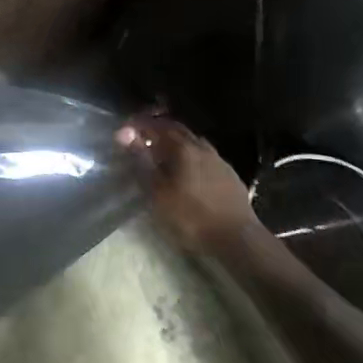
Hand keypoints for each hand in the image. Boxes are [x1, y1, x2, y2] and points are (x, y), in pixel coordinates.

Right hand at [116, 115, 261, 254]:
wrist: (237, 237)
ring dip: (177, 143)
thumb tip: (125, 134)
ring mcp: (219, 160)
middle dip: (159, 130)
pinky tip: (189, 171)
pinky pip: (206, 157)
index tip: (127, 129)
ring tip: (164, 155)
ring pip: (194, 143)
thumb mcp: (158, 193)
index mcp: (184, 148)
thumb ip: (142, 162)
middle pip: (179, 130)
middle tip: (143, 138)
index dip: (141, 125)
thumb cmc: (191, 216)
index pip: (158, 126)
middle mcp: (203, 147)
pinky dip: (191, 156)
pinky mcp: (230, 175)